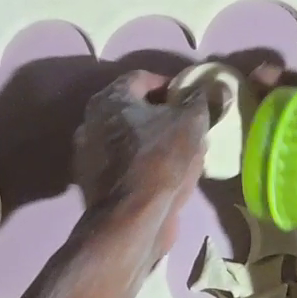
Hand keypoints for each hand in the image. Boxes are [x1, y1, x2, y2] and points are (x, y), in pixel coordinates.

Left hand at [71, 70, 206, 256]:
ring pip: (127, 137)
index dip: (170, 85)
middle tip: (188, 125)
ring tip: (180, 152)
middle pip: (132, 109)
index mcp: (109, 99)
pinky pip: (122, 163)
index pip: (142, 78)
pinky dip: (140, 163)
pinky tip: (163, 175)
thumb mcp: (191, 122)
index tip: (191, 97)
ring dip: (151, 140)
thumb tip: (209, 88)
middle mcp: (90, 121)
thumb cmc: (160, 161)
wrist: (131, 219)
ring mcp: (87, 153)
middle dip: (161, 114)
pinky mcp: (91, 182)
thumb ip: (200, 100)